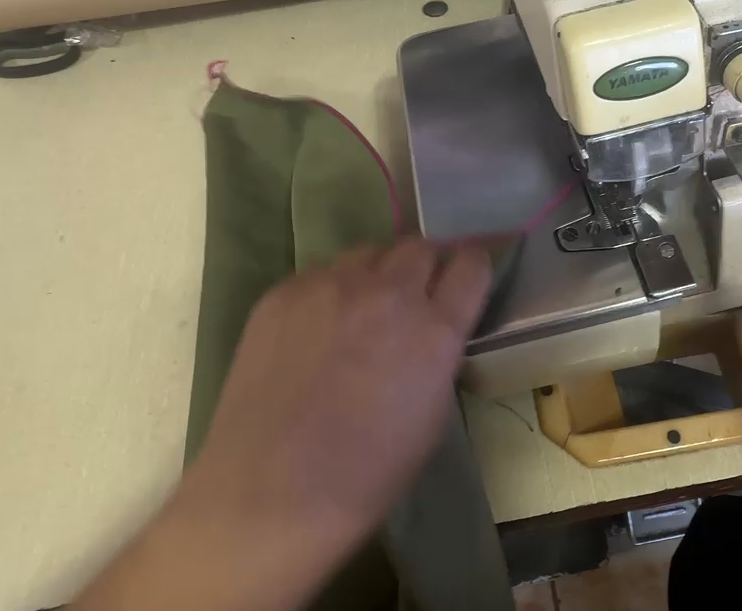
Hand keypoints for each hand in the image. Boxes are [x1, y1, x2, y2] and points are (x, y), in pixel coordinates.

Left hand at [76, 237, 492, 610]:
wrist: (270, 495)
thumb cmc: (366, 474)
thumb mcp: (433, 416)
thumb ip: (440, 355)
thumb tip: (434, 331)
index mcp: (434, 329)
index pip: (471, 264)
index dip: (471, 270)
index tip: (463, 282)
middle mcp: (387, 293)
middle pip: (419, 247)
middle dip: (424, 268)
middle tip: (412, 299)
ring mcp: (331, 286)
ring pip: (369, 252)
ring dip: (377, 274)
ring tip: (361, 312)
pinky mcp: (285, 292)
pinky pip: (322, 273)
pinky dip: (331, 290)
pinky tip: (316, 331)